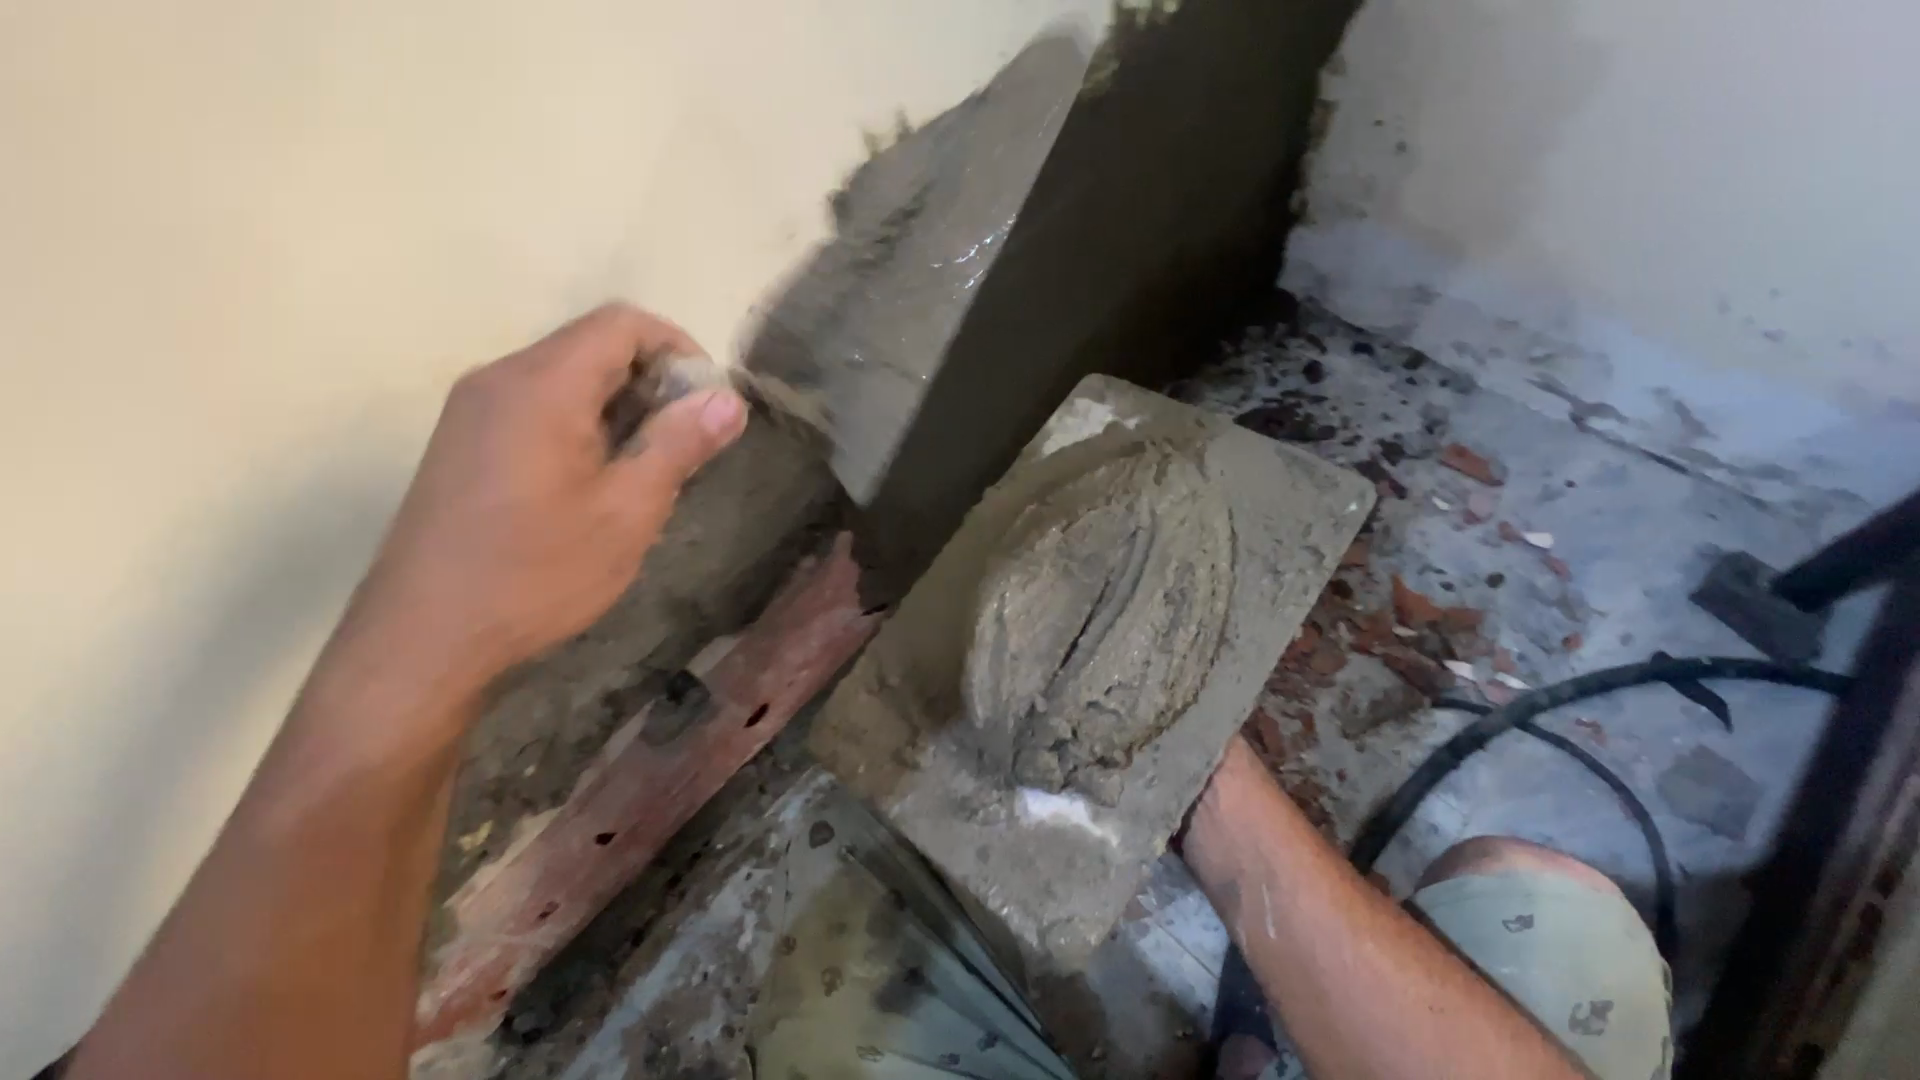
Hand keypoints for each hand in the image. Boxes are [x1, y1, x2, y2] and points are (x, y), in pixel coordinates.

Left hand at [343, 303, 747, 694]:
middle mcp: (499, 379)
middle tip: (686, 447)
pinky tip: (596, 485)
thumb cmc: (536, 573)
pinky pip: (537, 407)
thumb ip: (679, 445)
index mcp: (541, 385)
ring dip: (620, 408)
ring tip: (647, 471)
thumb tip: (729, 399)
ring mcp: (473, 410)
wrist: (423, 638)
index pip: (622, 323)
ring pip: (565, 378)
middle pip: (592, 345)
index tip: (708, 406)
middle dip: (653, 382)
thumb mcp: (626, 512)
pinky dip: (583, 425)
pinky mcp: (463, 442)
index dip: (678, 349)